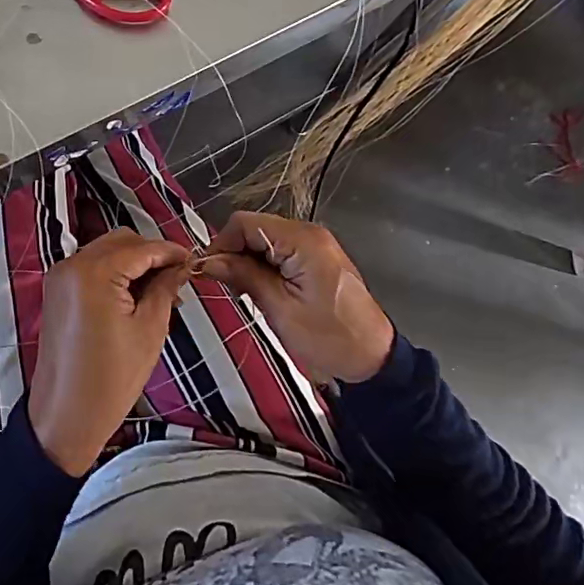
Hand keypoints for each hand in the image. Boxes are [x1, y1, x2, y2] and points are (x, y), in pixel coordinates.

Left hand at [28, 228, 191, 475]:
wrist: (66, 412)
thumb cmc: (112, 377)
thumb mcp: (150, 330)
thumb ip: (164, 289)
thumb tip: (180, 266)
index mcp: (93, 272)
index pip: (140, 247)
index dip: (170, 251)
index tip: (194, 261)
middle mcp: (71, 264)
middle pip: (120, 242)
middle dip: (150, 255)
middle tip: (177, 279)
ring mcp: (59, 276)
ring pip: (104, 252)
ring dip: (132, 263)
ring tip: (160, 292)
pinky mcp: (56, 290)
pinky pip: (90, 268)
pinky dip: (113, 274)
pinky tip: (134, 296)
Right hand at [197, 212, 392, 383]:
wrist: (374, 361)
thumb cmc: (331, 338)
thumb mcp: (280, 308)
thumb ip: (243, 276)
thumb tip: (209, 261)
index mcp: (303, 241)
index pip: (244, 223)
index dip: (221, 244)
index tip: (209, 270)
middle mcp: (309, 234)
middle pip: (252, 228)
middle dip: (234, 254)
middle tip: (228, 286)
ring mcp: (314, 244)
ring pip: (262, 239)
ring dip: (247, 261)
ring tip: (246, 291)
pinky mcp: (315, 257)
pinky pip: (277, 250)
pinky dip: (262, 265)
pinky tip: (263, 289)